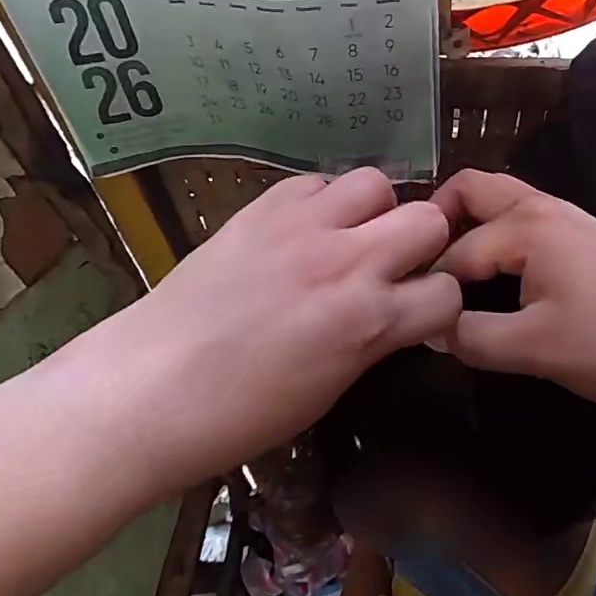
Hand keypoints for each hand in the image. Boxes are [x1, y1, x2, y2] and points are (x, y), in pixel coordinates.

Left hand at [56, 168, 458, 489]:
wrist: (147, 388)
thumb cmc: (239, 414)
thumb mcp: (330, 386)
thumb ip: (374, 337)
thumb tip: (393, 311)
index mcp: (367, 322)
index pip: (447, 294)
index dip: (438, 304)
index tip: (418, 310)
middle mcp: (346, 262)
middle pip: (428, 219)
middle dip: (421, 243)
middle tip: (391, 264)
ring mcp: (303, 226)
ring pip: (376, 182)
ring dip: (373, 210)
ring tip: (347, 235)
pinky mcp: (263, 206)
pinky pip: (315, 181)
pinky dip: (320, 201)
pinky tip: (301, 228)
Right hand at [430, 170, 595, 408]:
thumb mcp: (536, 350)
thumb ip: (471, 338)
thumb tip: (428, 330)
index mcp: (527, 226)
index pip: (456, 251)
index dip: (430, 286)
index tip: (412, 317)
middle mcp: (540, 206)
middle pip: (470, 188)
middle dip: (437, 220)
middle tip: (421, 269)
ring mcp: (561, 215)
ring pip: (495, 199)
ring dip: (465, 225)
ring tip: (449, 274)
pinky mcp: (574, 232)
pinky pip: (516, 217)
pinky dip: (491, 233)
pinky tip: (490, 276)